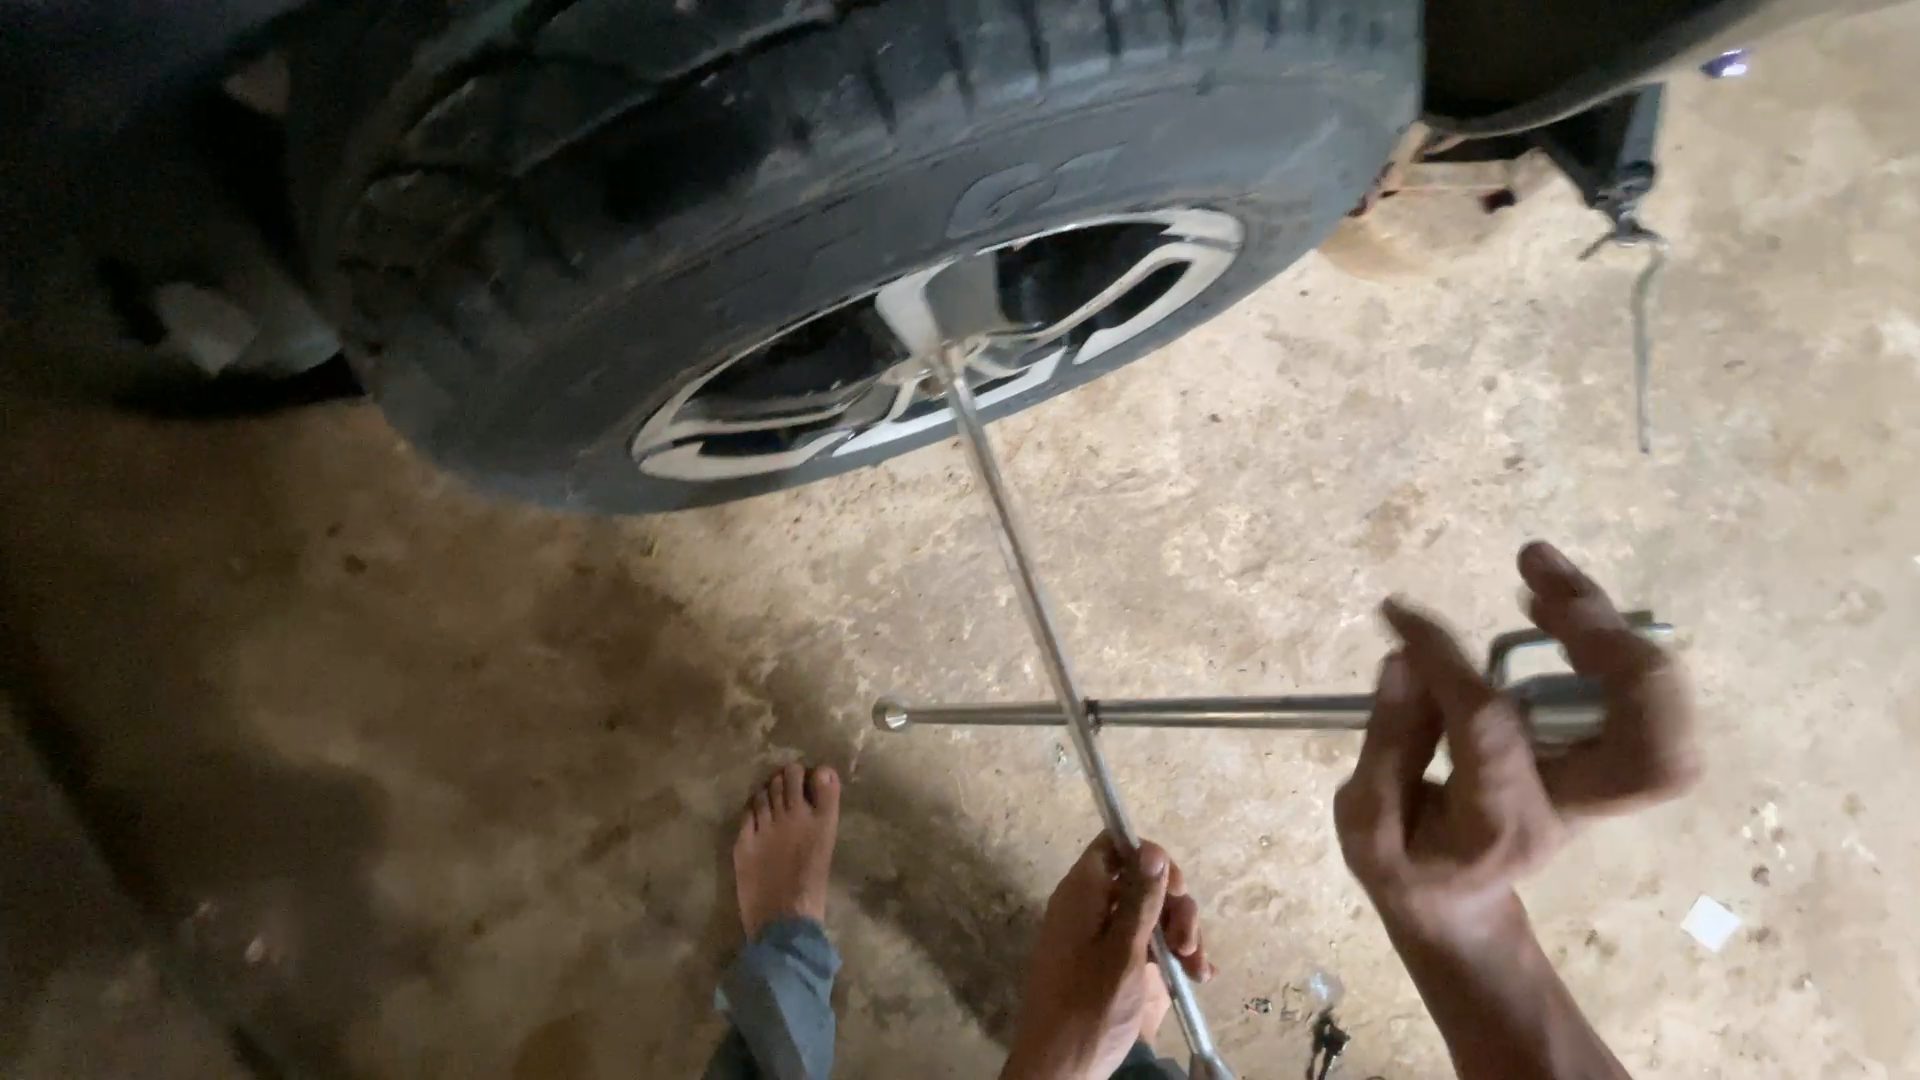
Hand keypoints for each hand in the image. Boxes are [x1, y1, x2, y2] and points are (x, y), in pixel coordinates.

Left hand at [1000, 835, 1211, 1079]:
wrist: (1059, 1070)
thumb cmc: (1088, 1007)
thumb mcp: (1122, 952)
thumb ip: (1139, 900)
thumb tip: (1153, 850)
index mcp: (1083, 892)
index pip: (1113, 845)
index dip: (1146, 855)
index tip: (1174, 886)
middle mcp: (1090, 906)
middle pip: (1138, 880)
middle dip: (1172, 903)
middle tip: (1187, 939)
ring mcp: (1102, 936)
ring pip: (1149, 912)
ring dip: (1180, 932)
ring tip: (1195, 967)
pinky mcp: (1114, 965)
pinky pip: (1146, 943)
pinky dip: (1173, 954)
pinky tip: (1197, 976)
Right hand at [1334, 541, 1696, 942]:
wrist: (1458, 902)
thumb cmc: (1403, 864)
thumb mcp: (1365, 819)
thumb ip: (1388, 743)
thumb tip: (1405, 658)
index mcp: (1501, 827)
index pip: (1487, 727)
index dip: (1444, 660)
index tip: (1398, 614)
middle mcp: (1570, 807)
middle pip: (1649, 744)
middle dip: (1609, 654)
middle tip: (1538, 587)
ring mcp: (1594, 782)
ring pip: (1656, 711)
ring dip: (1609, 629)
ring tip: (1538, 565)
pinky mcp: (1591, 755)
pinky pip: (1631, 694)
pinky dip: (1602, 638)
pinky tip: (1548, 598)